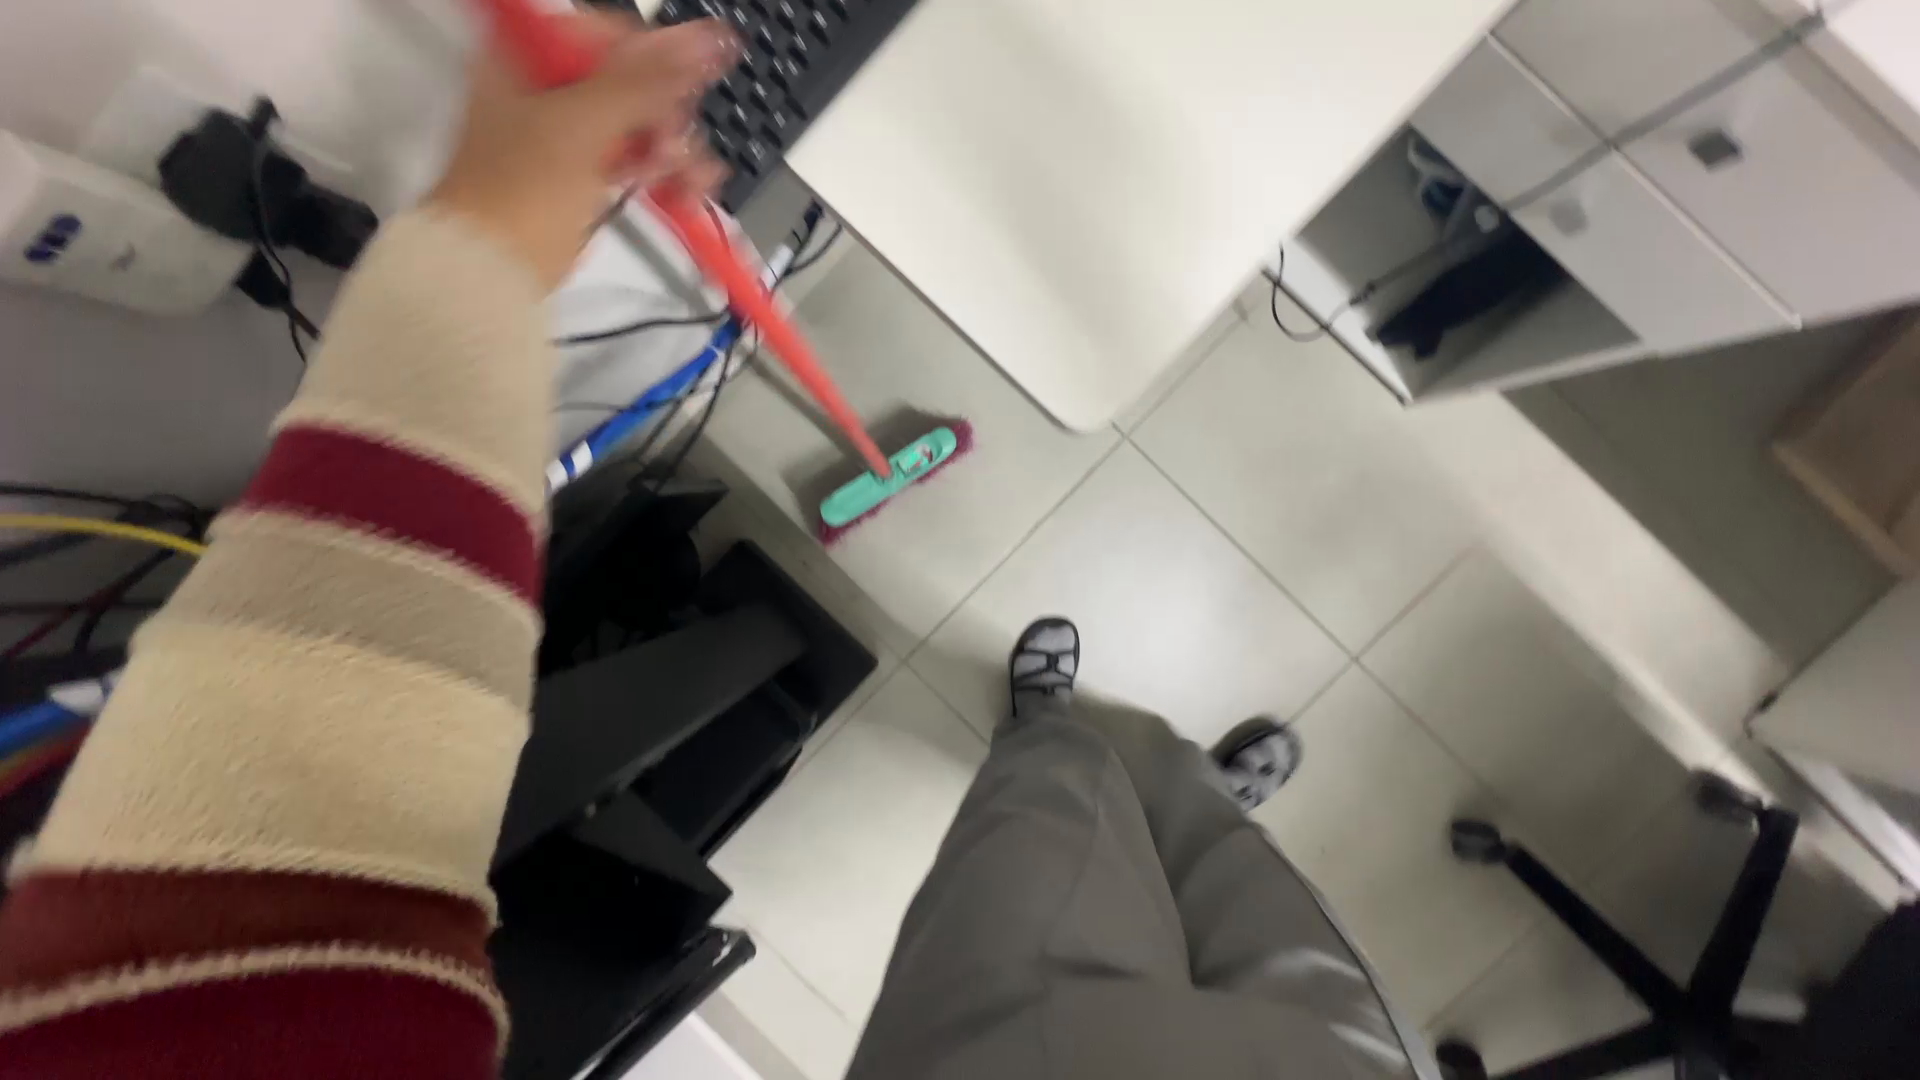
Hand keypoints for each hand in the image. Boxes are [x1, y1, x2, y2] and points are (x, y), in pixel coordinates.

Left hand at [428, 14, 739, 288]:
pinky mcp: (585, 178)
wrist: (495, 268)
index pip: (608, 34)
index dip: (650, 59)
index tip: (680, 92)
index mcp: (528, 54)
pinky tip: (690, 189)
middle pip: (631, 80)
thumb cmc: (520, 192)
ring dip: (675, 149)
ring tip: (692, 180)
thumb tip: (708, 42)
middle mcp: (549, 87)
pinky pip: (637, 162)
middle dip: (667, 113)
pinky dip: (665, 174)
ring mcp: (569, 135)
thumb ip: (646, 81)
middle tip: (672, 144)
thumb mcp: (582, 124)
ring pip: (641, 124)